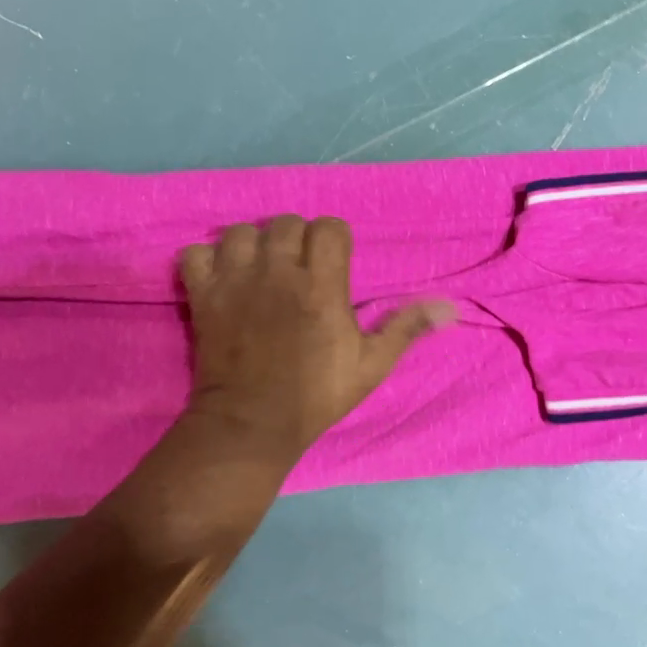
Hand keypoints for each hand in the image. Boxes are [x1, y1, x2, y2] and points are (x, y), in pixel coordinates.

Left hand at [178, 216, 454, 467]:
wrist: (251, 423)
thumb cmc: (317, 393)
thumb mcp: (372, 365)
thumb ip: (406, 328)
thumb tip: (450, 307)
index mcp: (322, 286)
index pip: (329, 227)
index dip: (334, 241)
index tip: (334, 265)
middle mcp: (279, 273)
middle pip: (286, 223)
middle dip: (296, 240)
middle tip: (299, 270)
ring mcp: (235, 281)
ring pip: (241, 231)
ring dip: (253, 245)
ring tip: (260, 271)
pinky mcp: (203, 295)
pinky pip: (196, 252)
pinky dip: (208, 259)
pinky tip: (222, 279)